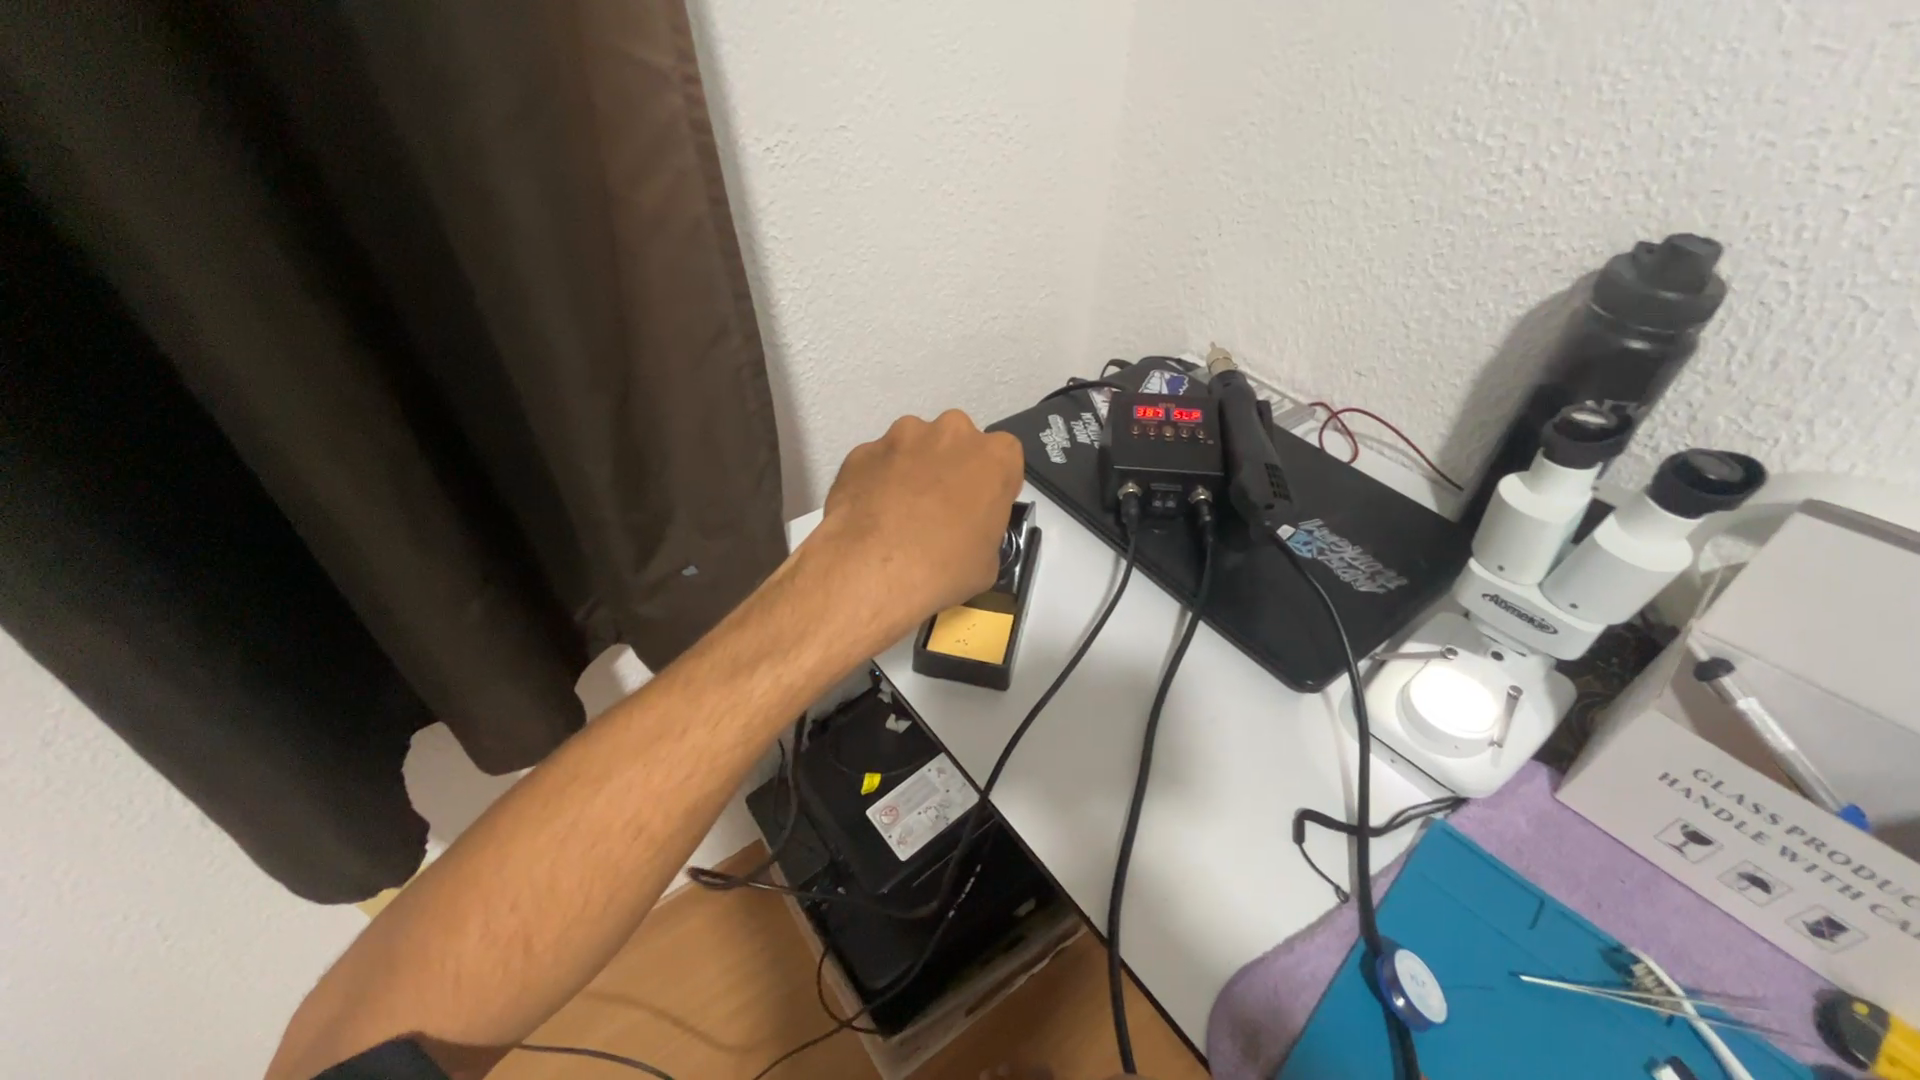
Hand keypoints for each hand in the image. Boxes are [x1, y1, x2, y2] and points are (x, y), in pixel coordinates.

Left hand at [806, 409, 1023, 640]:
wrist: (870, 569)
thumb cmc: (943, 567)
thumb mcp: (988, 562)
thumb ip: (984, 531)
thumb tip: (968, 536)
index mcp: (994, 455)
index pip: (1004, 458)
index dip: (992, 485)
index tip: (980, 508)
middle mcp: (951, 432)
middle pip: (957, 443)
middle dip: (951, 468)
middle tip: (940, 510)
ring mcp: (901, 436)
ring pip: (914, 447)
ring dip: (912, 470)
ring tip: (899, 514)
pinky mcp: (862, 450)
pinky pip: (878, 463)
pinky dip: (877, 481)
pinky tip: (871, 515)